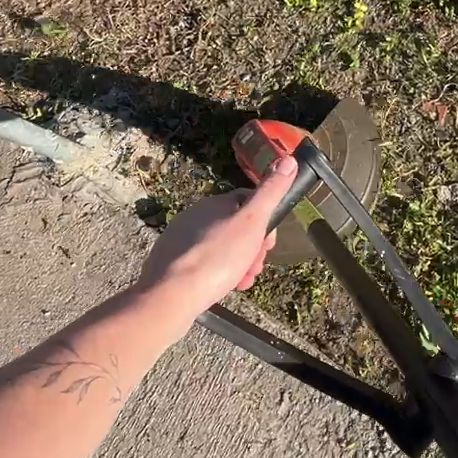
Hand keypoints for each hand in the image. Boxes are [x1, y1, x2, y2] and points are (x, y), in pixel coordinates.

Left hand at [137, 155, 297, 316]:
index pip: (249, 201)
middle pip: (235, 227)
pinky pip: (201, 264)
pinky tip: (222, 288)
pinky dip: (216, 274)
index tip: (270, 244)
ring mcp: (178, 240)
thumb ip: (271, 191)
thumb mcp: (253, 222)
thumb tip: (288, 160)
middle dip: (252, 247)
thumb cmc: (218, 257)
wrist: (170, 297)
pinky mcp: (168, 263)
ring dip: (237, 263)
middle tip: (257, 268)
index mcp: (215, 203)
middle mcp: (194, 216)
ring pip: (219, 247)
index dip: (265, 222)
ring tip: (242, 282)